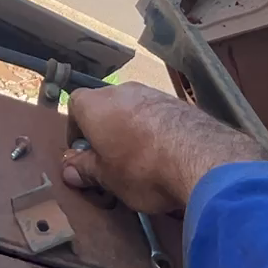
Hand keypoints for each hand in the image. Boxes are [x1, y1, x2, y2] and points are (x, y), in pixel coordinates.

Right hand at [60, 83, 263, 213]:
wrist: (199, 156)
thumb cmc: (141, 167)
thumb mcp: (106, 177)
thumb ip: (85, 169)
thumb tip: (69, 169)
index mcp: (94, 105)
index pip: (74, 106)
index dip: (76, 129)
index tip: (83, 153)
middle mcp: (120, 91)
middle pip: (104, 106)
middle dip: (105, 130)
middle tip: (110, 160)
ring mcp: (151, 92)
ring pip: (131, 108)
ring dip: (130, 129)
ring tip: (140, 160)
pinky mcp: (176, 102)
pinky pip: (155, 114)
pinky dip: (154, 129)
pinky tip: (163, 154)